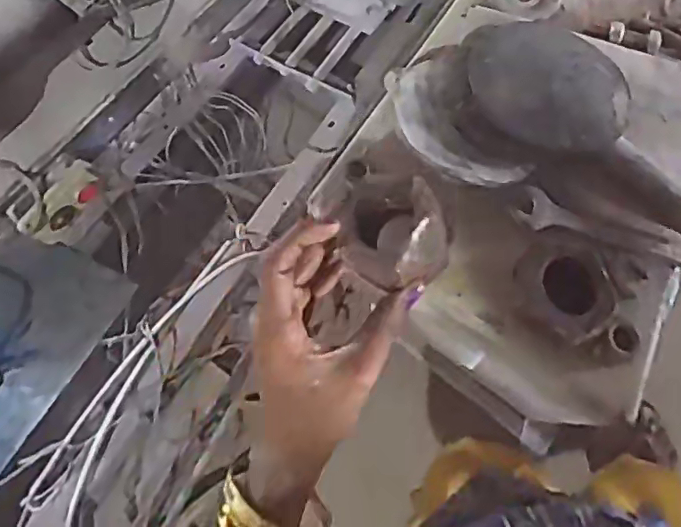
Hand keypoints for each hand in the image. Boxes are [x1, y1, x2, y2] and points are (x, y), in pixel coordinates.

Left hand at [248, 219, 414, 524]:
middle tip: (345, 223)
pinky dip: (318, 276)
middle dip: (310, 239)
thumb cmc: (318, 419)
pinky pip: (298, 292)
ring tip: (348, 236)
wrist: (291, 458)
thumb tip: (411, 288)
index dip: (301, 238)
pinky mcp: (287, 332)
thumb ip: (384, 327)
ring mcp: (276, 325)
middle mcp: (270, 319)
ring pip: (290, 276)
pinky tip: (342, 267)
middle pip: (281, 264)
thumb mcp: (357, 373)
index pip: (277, 266)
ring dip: (315, 255)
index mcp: (276, 326)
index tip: (334, 225)